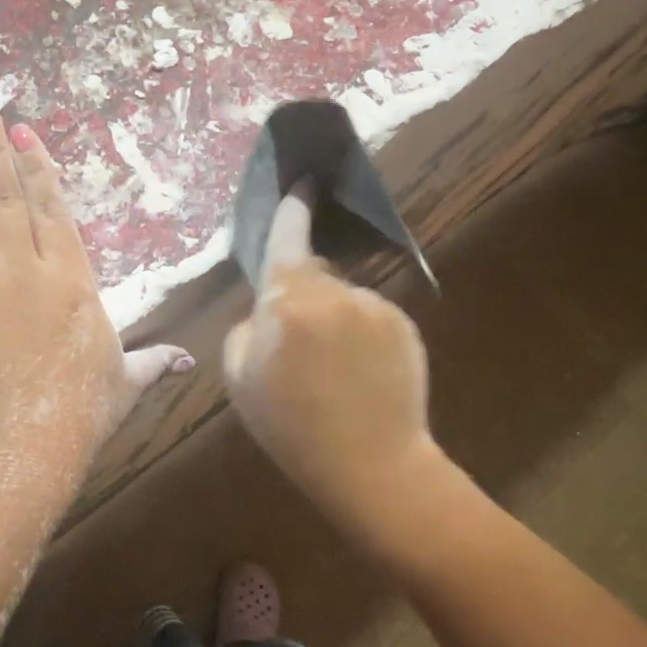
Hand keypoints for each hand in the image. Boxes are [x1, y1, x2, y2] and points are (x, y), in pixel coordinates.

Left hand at [0, 102, 190, 492]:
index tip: (24, 132)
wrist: (11, 460)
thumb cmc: (76, 423)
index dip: (37, 167)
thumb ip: (151, 364)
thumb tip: (187, 362)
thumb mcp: (123, 388)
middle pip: (2, 197)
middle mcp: (19, 272)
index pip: (52, 211)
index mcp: (71, 284)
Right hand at [222, 181, 438, 520]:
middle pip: (313, 275)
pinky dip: (363, 338)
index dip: (292, 207)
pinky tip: (361, 377)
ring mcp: (376, 307)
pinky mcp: (406, 325)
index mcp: (287, 301)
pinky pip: (373, 320)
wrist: (370, 464)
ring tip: (333, 375)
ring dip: (334, 322)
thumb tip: (268, 310)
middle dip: (302, 297)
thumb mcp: (240, 380)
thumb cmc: (292, 427)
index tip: (304, 181)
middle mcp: (336, 291)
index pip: (288, 238)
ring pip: (344, 301)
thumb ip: (247, 328)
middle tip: (297, 347)